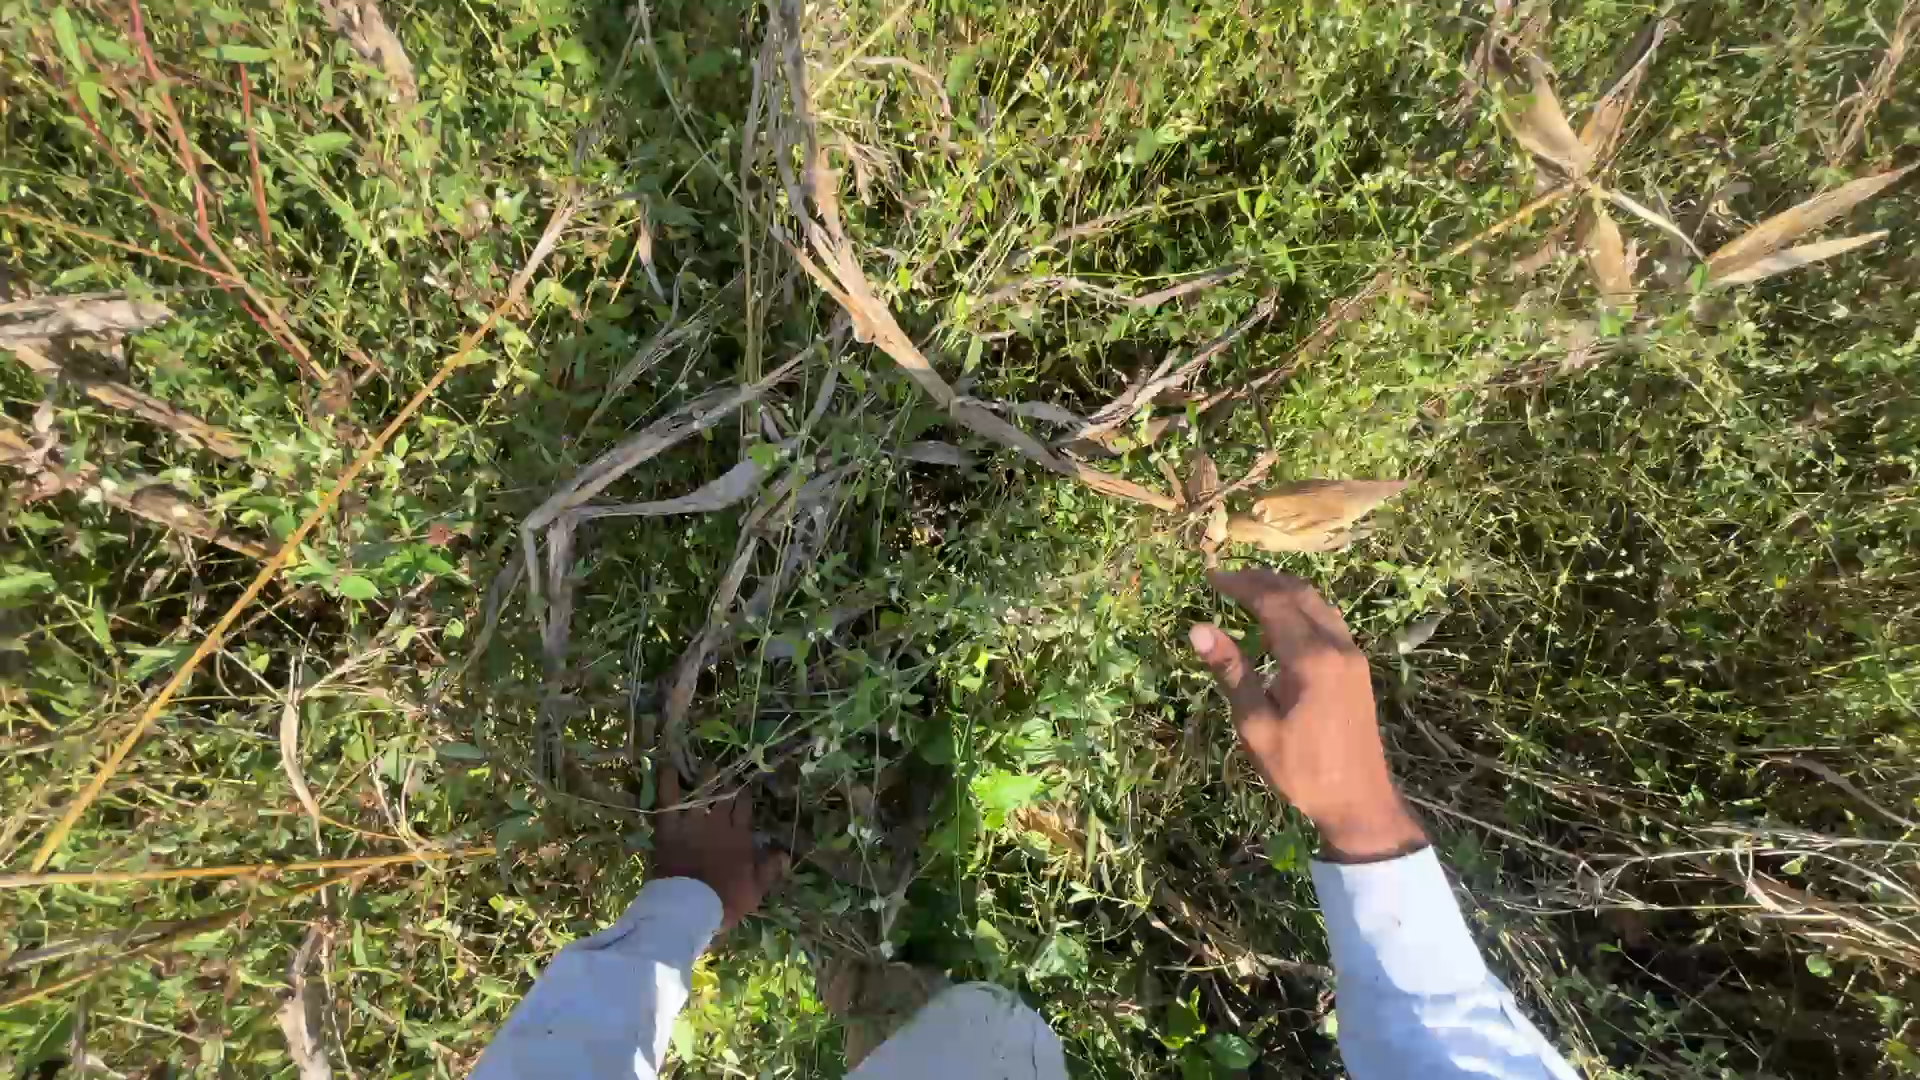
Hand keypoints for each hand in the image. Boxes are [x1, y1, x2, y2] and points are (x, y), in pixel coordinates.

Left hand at [652, 770, 787, 928]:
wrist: (691, 908)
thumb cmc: (725, 900)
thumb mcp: (755, 889)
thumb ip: (770, 869)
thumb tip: (786, 853)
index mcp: (739, 837)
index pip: (744, 809)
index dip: (745, 796)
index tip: (745, 785)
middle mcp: (719, 824)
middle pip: (725, 797)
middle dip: (727, 783)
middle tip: (728, 770)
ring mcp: (694, 824)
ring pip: (701, 793)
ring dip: (706, 778)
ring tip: (708, 764)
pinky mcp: (671, 829)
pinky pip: (669, 802)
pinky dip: (668, 784)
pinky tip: (667, 768)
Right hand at [1190, 569, 1425, 861]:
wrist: (1359, 802)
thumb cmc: (1300, 768)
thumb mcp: (1255, 724)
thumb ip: (1231, 671)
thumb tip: (1198, 629)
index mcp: (1311, 659)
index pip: (1272, 603)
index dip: (1240, 585)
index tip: (1211, 577)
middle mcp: (1337, 647)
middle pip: (1299, 593)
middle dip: (1261, 579)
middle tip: (1226, 577)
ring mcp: (1352, 655)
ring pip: (1318, 602)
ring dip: (1283, 588)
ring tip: (1249, 588)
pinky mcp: (1356, 666)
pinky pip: (1327, 618)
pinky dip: (1300, 605)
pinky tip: (1280, 616)